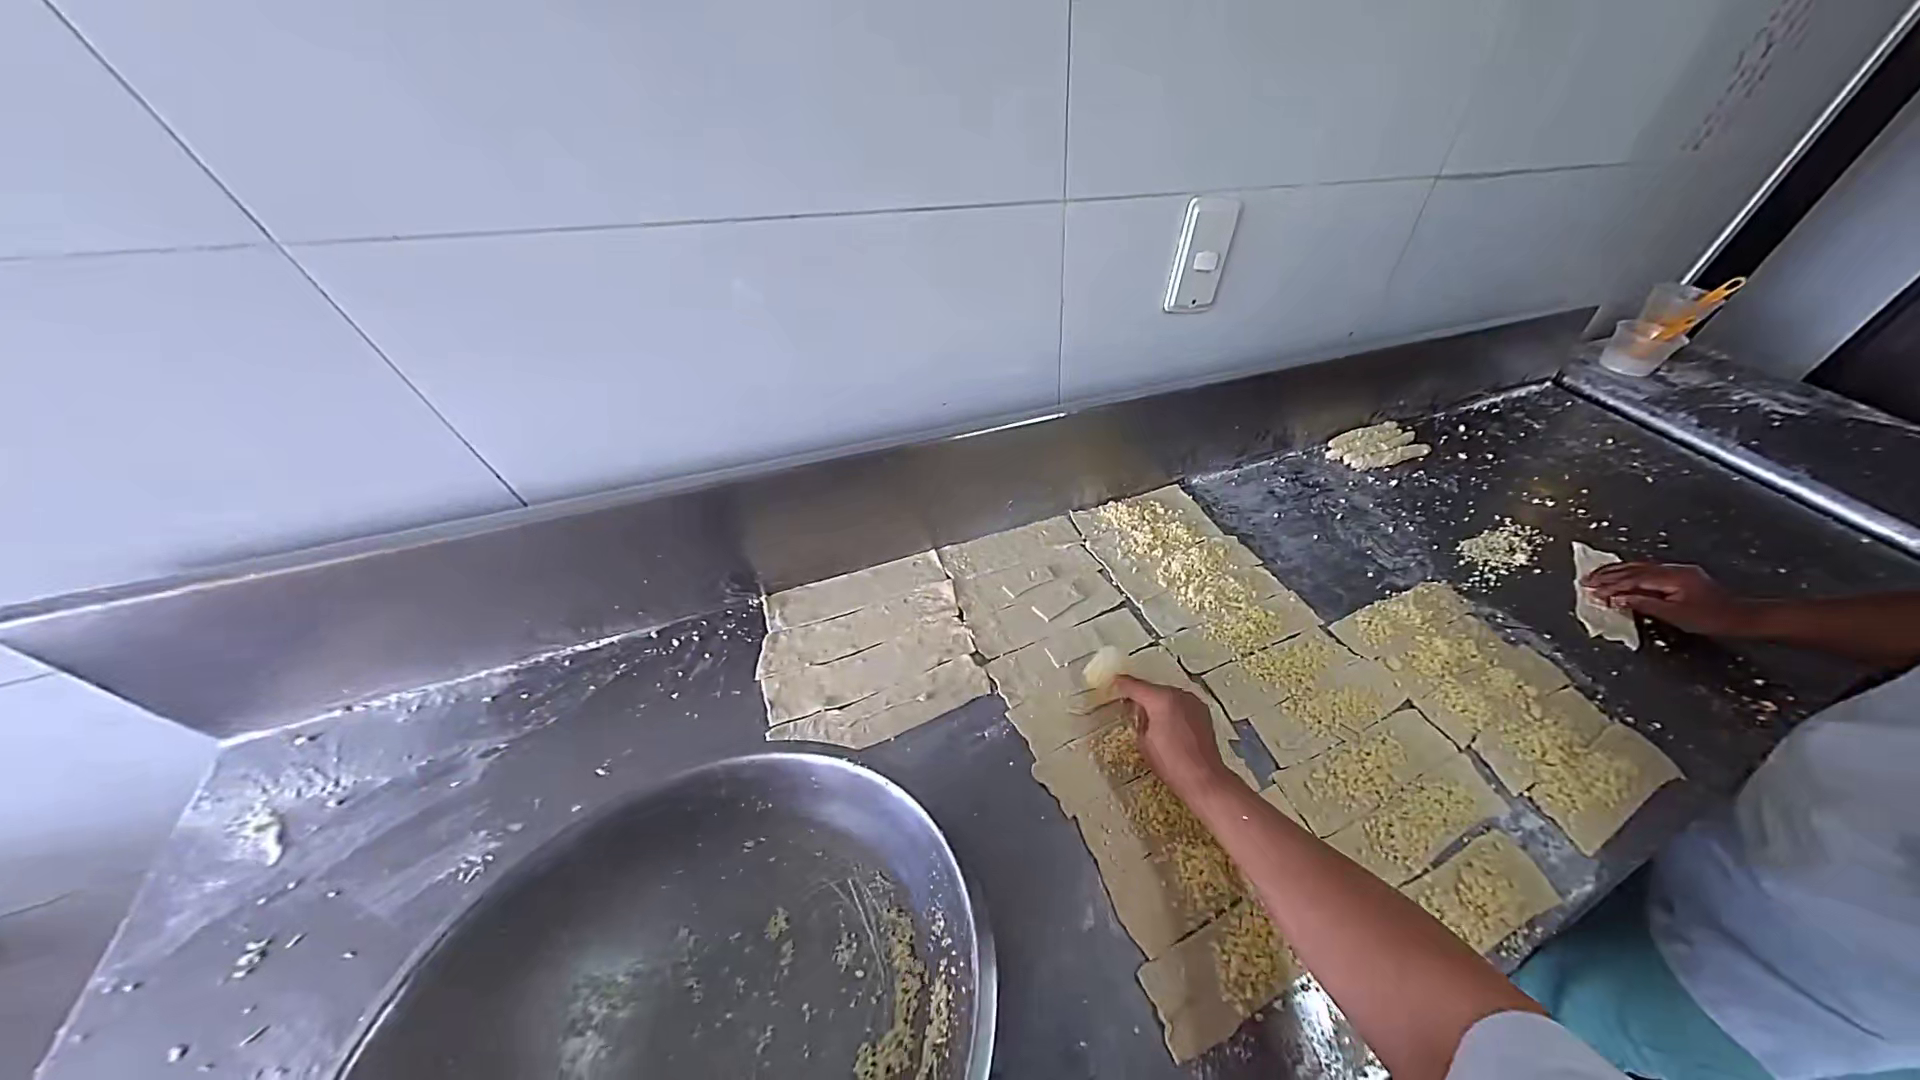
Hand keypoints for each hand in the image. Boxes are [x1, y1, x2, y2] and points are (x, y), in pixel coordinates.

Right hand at [1109, 675, 1232, 796]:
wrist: (1203, 778)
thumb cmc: (1171, 763)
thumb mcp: (1143, 741)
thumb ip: (1139, 719)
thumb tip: (1140, 712)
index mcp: (1161, 699)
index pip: (1135, 686)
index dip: (1122, 684)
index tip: (1115, 683)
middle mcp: (1179, 695)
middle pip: (1153, 689)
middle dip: (1142, 696)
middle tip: (1130, 706)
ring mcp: (1193, 702)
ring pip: (1169, 696)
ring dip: (1159, 703)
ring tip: (1151, 719)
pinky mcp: (1203, 712)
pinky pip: (1181, 704)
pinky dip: (1173, 709)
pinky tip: (1169, 725)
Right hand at [1582, 562, 1759, 636]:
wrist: (1747, 617)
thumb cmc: (1713, 618)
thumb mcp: (1675, 614)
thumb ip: (1643, 603)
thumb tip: (1617, 598)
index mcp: (1672, 578)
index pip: (1632, 579)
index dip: (1610, 585)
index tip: (1592, 591)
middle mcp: (1673, 570)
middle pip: (1633, 568)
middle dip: (1607, 574)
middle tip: (1586, 580)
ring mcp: (1678, 571)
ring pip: (1639, 567)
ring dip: (1616, 572)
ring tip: (1596, 576)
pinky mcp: (1680, 576)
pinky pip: (1647, 569)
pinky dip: (1629, 573)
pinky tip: (1620, 575)